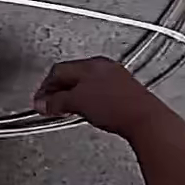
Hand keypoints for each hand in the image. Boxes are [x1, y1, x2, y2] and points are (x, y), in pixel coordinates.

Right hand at [32, 57, 182, 139]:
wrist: (145, 119)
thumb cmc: (117, 107)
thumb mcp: (77, 103)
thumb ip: (56, 102)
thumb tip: (43, 104)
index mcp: (90, 64)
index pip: (58, 71)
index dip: (45, 87)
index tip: (39, 101)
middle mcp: (103, 67)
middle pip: (71, 76)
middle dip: (57, 91)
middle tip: (49, 105)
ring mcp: (115, 78)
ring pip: (85, 84)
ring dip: (72, 96)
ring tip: (66, 109)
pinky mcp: (124, 91)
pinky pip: (98, 92)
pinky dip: (87, 100)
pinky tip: (87, 111)